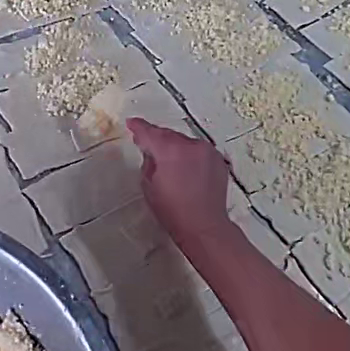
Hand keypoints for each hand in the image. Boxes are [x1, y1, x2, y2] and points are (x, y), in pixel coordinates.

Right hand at [127, 118, 234, 244]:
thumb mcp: (148, 185)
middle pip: (168, 135)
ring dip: (174, 147)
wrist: (204, 226)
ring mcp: (207, 152)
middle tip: (146, 146)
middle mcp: (191, 145)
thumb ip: (148, 162)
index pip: (150, 132)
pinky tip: (184, 168)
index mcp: (170, 150)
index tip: (132, 124)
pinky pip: (198, 151)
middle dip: (157, 139)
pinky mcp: (217, 160)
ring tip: (167, 161)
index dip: (138, 127)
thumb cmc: (172, 210)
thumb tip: (151, 153)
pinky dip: (189, 154)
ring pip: (184, 142)